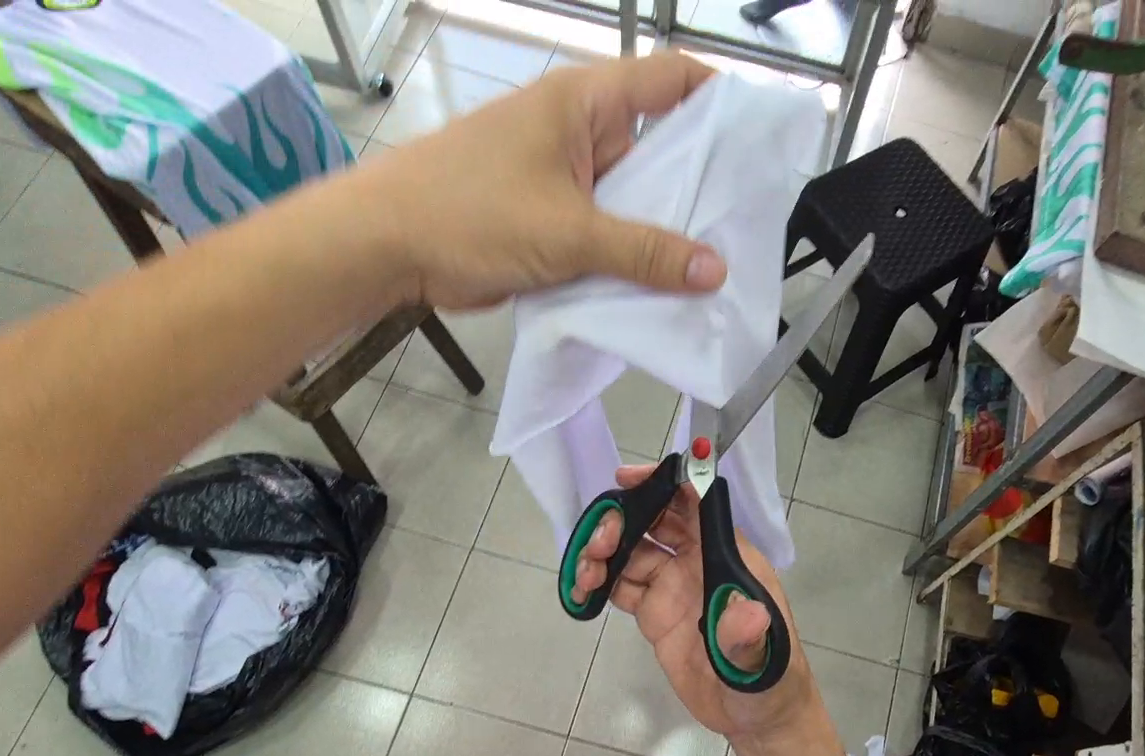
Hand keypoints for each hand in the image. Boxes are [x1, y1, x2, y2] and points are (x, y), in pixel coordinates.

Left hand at [359, 52, 728, 309]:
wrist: (387, 247)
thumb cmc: (470, 212)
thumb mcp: (568, 232)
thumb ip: (644, 251)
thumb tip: (714, 270)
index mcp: (583, 105)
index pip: (667, 80)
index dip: (718, 96)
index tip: (757, 133)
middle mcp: (581, 136)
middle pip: (659, 150)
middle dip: (700, 185)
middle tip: (748, 223)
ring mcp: (567, 181)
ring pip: (635, 202)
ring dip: (666, 232)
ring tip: (717, 264)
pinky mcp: (554, 223)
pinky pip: (609, 236)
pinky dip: (633, 258)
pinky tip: (666, 287)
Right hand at [571, 465, 821, 742]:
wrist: (754, 716)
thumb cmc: (768, 679)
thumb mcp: (759, 660)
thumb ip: (746, 638)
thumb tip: (746, 612)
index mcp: (727, 556)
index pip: (696, 504)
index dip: (664, 484)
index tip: (627, 480)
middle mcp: (698, 562)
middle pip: (656, 520)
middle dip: (624, 518)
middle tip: (600, 539)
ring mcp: (673, 586)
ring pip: (632, 550)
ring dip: (604, 550)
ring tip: (587, 570)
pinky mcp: (654, 613)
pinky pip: (620, 586)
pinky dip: (597, 582)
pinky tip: (581, 591)